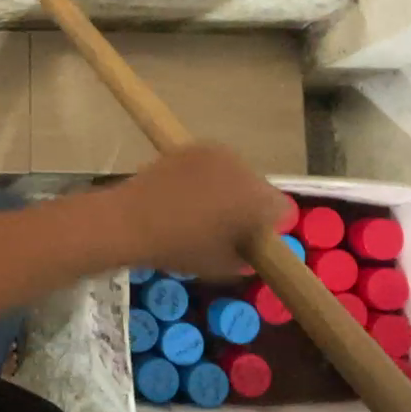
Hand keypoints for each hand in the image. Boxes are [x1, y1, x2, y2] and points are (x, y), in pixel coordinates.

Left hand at [111, 143, 286, 279]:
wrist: (129, 220)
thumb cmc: (178, 247)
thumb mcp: (220, 265)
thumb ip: (245, 259)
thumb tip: (248, 254)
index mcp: (258, 198)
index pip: (281, 210)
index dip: (267, 227)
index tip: (249, 239)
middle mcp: (244, 168)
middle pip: (258, 187)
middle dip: (248, 204)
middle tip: (224, 226)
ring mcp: (216, 152)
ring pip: (235, 173)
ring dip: (227, 188)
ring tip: (201, 209)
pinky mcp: (191, 146)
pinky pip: (211, 163)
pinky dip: (205, 176)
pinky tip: (185, 193)